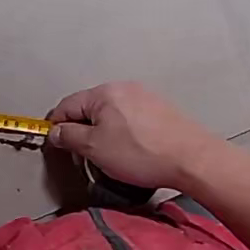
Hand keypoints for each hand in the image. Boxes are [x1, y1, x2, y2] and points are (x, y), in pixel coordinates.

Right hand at [45, 81, 226, 191]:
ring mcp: (144, 97)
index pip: (66, 106)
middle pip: (89, 109)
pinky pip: (130, 119)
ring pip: (110, 115)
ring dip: (103, 134)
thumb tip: (56, 132)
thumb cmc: (144, 153)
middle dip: (82, 132)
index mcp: (103, 93)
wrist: (193, 160)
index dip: (57, 127)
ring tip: (112, 158)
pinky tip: (132, 152)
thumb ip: (69, 137)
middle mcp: (123, 88)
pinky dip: (124, 134)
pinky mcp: (160, 110)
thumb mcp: (94, 149)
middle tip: (85, 157)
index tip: (58, 145)